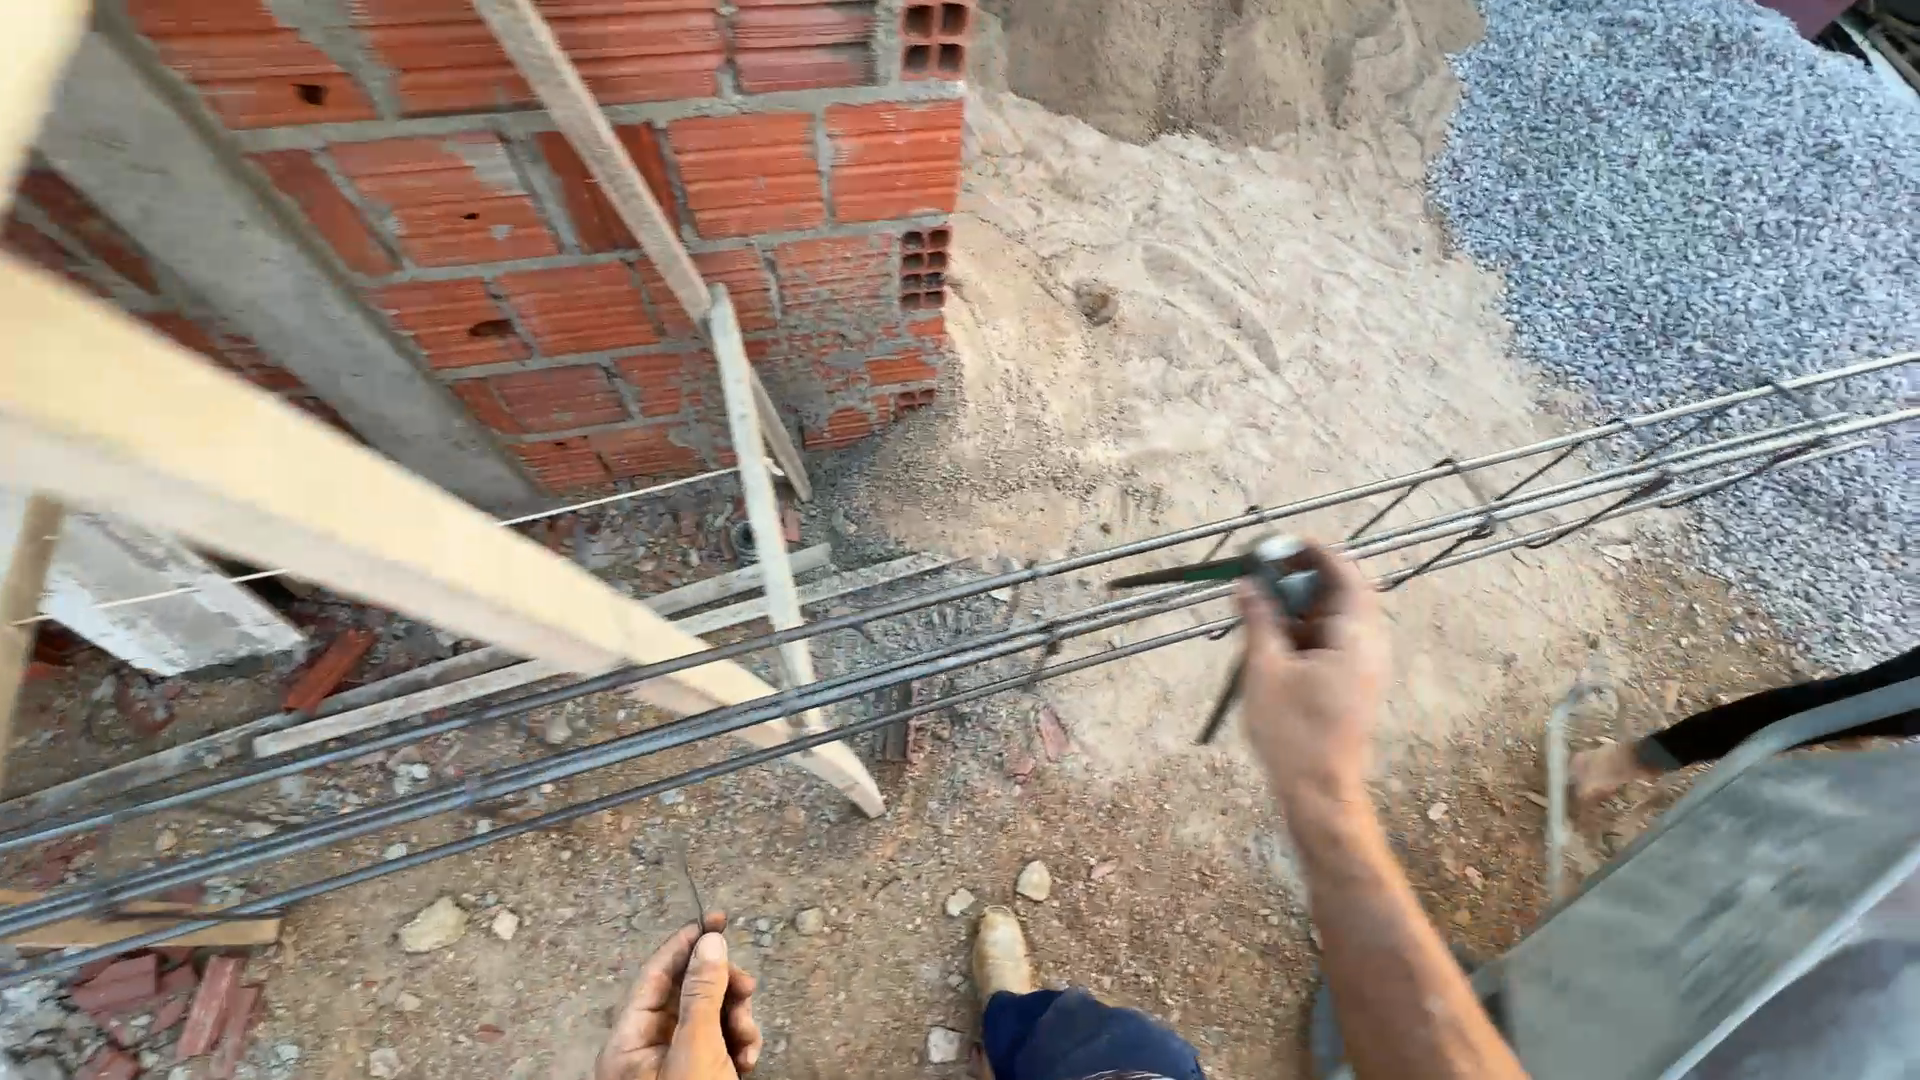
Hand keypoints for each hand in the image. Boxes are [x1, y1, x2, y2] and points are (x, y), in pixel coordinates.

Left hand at [595, 912, 763, 1079]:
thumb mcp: (698, 1050)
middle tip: (749, 989)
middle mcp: (645, 1050)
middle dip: (723, 989)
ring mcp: (670, 1066)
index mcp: (628, 1042)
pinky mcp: (693, 1077)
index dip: (686, 942)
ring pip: (707, 1016)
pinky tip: (747, 1060)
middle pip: (687, 993)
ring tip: (749, 1041)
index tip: (718, 917)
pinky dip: (736, 1043)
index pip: (655, 974)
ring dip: (736, 1020)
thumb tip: (710, 939)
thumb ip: (702, 992)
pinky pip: (716, 1042)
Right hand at [1235, 543, 1389, 807]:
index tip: (1286, 542)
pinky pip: (1332, 640)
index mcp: (1355, 639)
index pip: (1347, 578)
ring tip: (1262, 598)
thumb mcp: (1266, 669)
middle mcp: (1368, 648)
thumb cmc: (1291, 730)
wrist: (1318, 789)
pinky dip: (1305, 626)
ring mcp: (1362, 667)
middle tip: (1267, 568)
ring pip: (1336, 618)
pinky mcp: (1351, 682)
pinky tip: (1273, 632)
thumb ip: (1259, 620)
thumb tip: (1247, 584)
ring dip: (1302, 602)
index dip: (1319, 554)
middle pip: (1345, 595)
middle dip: (1306, 576)